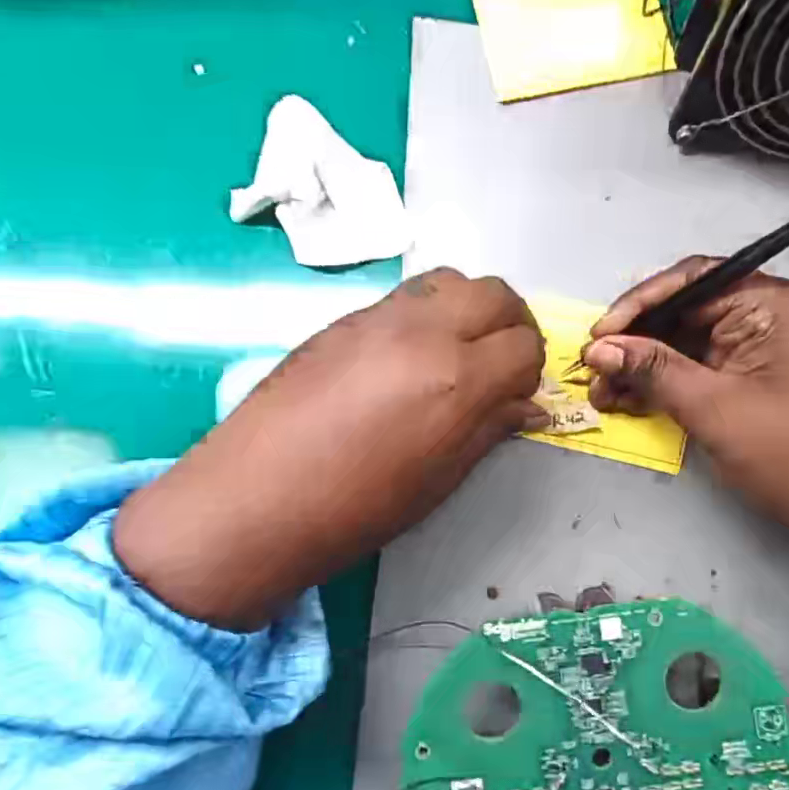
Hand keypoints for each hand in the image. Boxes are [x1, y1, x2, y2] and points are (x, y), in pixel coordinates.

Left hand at [115, 269, 545, 628]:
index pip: (524, 346)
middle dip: (512, 325)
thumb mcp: (438, 479)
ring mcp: (377, 317)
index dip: (530, 371)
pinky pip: (404, 296)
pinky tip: (409, 356)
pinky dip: (427, 313)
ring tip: (459, 351)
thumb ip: (488, 430)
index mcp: (456, 378)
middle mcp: (422, 331)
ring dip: (470, 308)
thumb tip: (527, 406)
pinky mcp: (342, 320)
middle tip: (501, 365)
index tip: (517, 396)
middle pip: (495, 293)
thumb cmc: (354, 509)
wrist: (257, 498)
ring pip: (449, 280)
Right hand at [584, 258, 788, 597]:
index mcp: (775, 305)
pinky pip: (696, 369)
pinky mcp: (748, 379)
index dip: (640, 303)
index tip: (600, 334)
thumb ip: (653, 370)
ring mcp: (758, 350)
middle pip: (684, 312)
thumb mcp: (713, 406)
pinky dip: (661, 384)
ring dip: (640, 367)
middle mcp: (768, 317)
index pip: (695, 281)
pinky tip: (624, 400)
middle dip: (634, 342)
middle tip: (592, 368)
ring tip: (600, 392)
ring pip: (683, 344)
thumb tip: (599, 348)